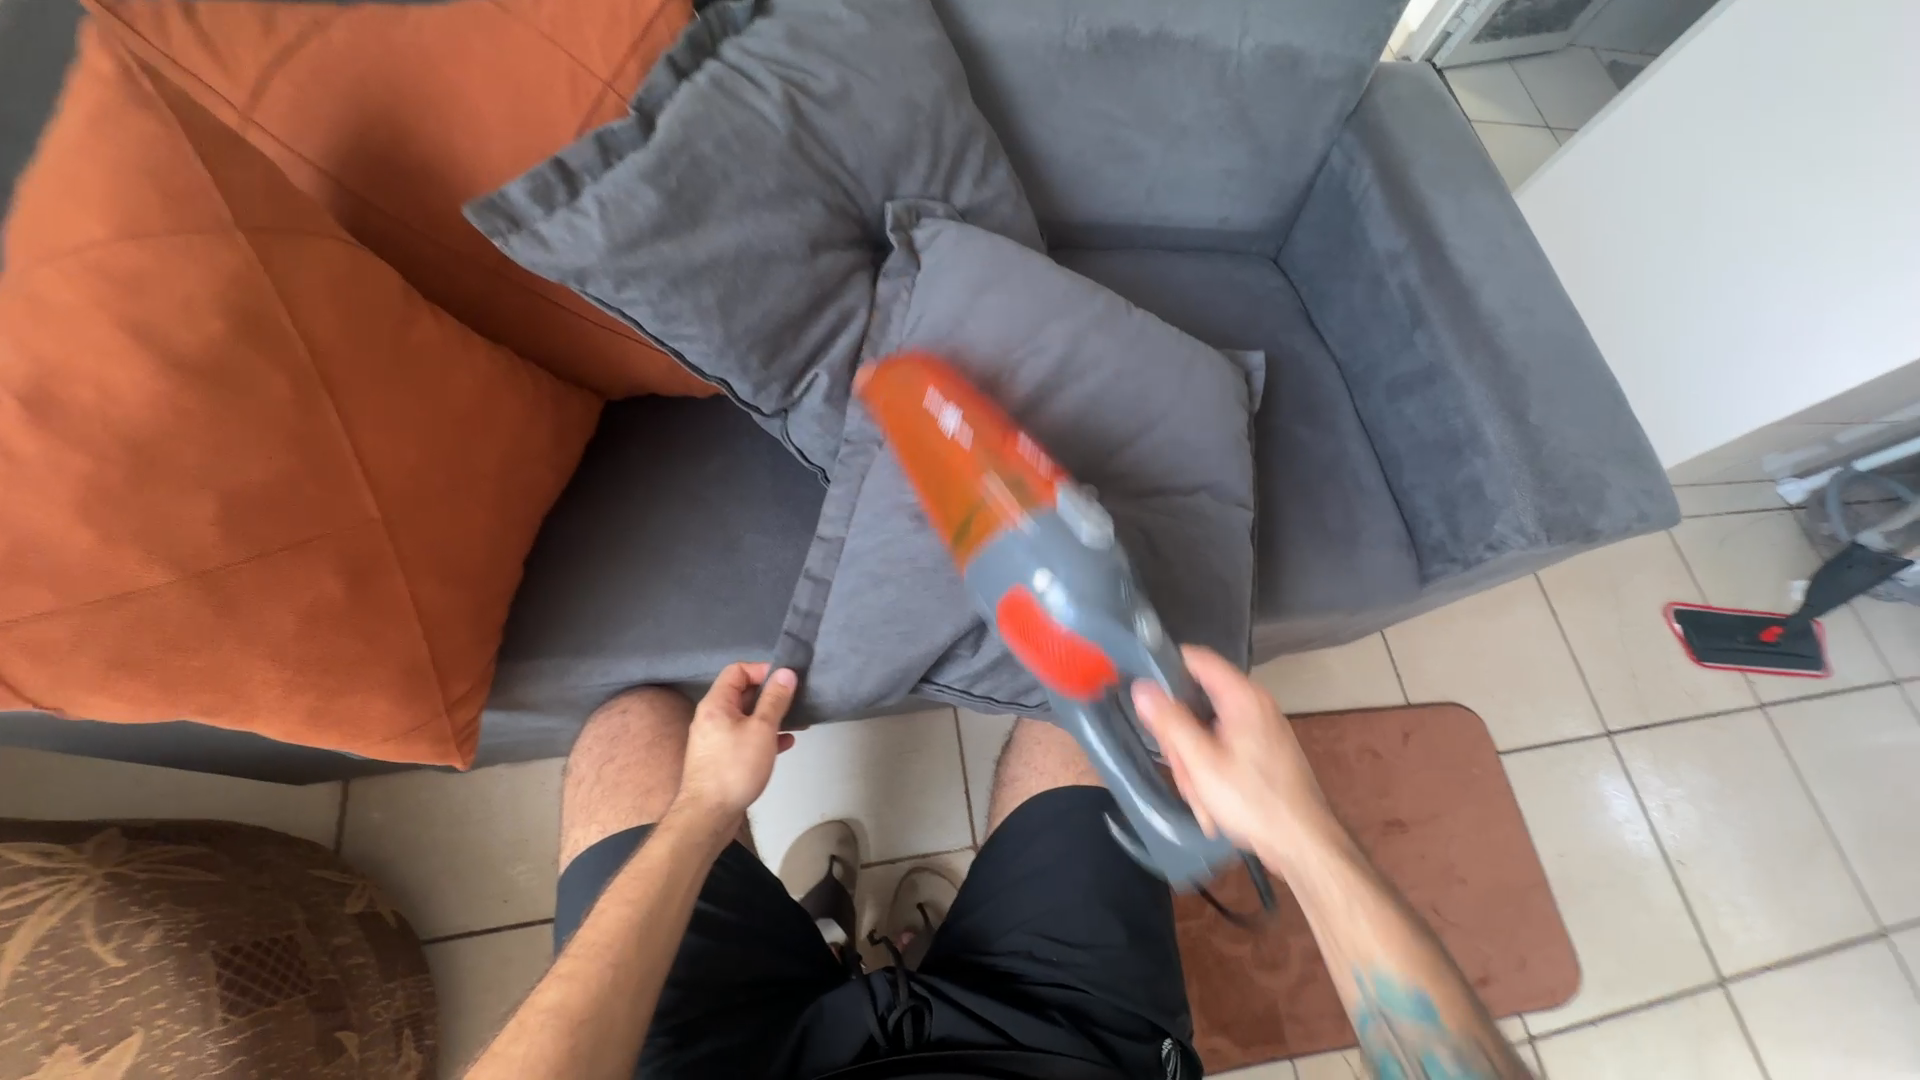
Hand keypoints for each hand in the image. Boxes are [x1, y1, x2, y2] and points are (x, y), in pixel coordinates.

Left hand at [670, 663, 799, 828]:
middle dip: (770, 694)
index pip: (737, 670)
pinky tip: (785, 743)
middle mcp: (711, 717)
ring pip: (746, 717)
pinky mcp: (721, 758)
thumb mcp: (762, 729)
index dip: (763, 670)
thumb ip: (775, 699)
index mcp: (716, 704)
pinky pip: (745, 737)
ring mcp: (715, 739)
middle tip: (796, 699)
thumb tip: (786, 672)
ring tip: (798, 721)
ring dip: (771, 716)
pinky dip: (764, 736)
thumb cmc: (736, 767)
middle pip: (742, 693)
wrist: (708, 816)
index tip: (786, 680)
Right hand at [1132, 646, 1340, 864]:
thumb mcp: (1201, 762)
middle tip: (1179, 764)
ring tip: (1200, 792)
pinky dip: (1211, 768)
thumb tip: (1141, 688)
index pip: (1196, 659)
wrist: (1304, 845)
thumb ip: (1169, 721)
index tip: (1144, 692)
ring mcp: (1261, 728)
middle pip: (1198, 700)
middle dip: (1181, 734)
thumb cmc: (1253, 800)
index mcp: (1242, 697)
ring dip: (1194, 759)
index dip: (1166, 668)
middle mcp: (1254, 705)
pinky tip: (1212, 798)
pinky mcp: (1263, 751)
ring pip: (1207, 728)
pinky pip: (1223, 746)